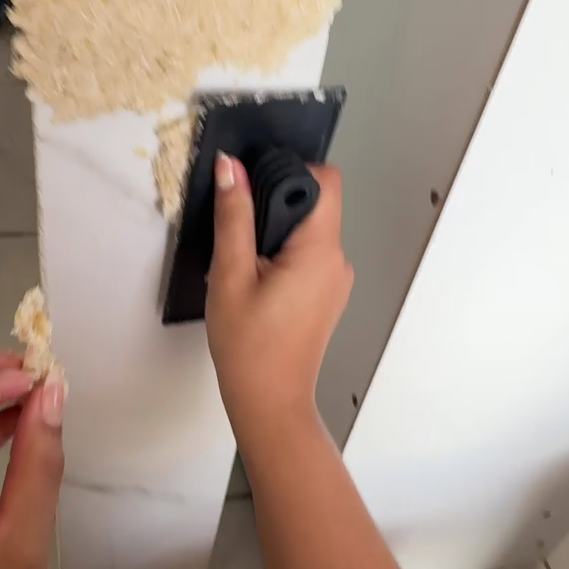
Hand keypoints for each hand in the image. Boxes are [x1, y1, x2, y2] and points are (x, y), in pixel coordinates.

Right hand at [206, 154, 353, 434]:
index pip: (325, 180)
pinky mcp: (326, 294)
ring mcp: (336, 280)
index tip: (254, 187)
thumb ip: (233, 216)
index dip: (291, 171)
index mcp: (320, 250)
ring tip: (244, 261)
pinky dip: (283, 254)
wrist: (268, 402)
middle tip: (240, 230)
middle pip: (316, 203)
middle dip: (277, 204)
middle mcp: (338, 260)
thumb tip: (231, 167)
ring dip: (276, 232)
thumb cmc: (248, 345)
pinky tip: (255, 279)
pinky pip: (308, 255)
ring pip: (310, 230)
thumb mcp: (230, 274)